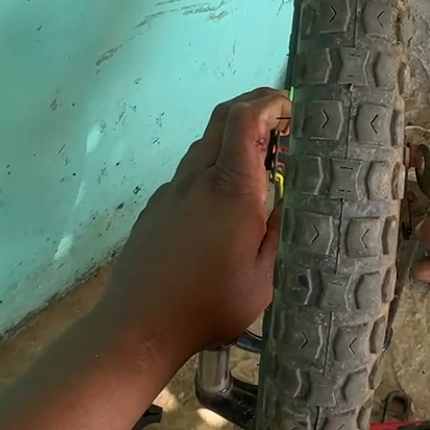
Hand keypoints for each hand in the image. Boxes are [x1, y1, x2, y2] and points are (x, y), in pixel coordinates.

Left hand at [98, 87, 289, 365]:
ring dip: (234, 135)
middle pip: (223, 116)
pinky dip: (214, 164)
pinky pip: (191, 170)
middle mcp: (199, 179)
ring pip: (205, 142)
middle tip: (283, 119)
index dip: (270, 102)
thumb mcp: (264, 278)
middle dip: (255, 104)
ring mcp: (173, 190)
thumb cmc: (208, 306)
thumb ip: (279, 231)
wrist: (137, 327)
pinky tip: (225, 201)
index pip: (246, 120)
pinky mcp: (157, 205)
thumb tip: (289, 199)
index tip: (292, 108)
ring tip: (262, 160)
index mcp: (232, 191)